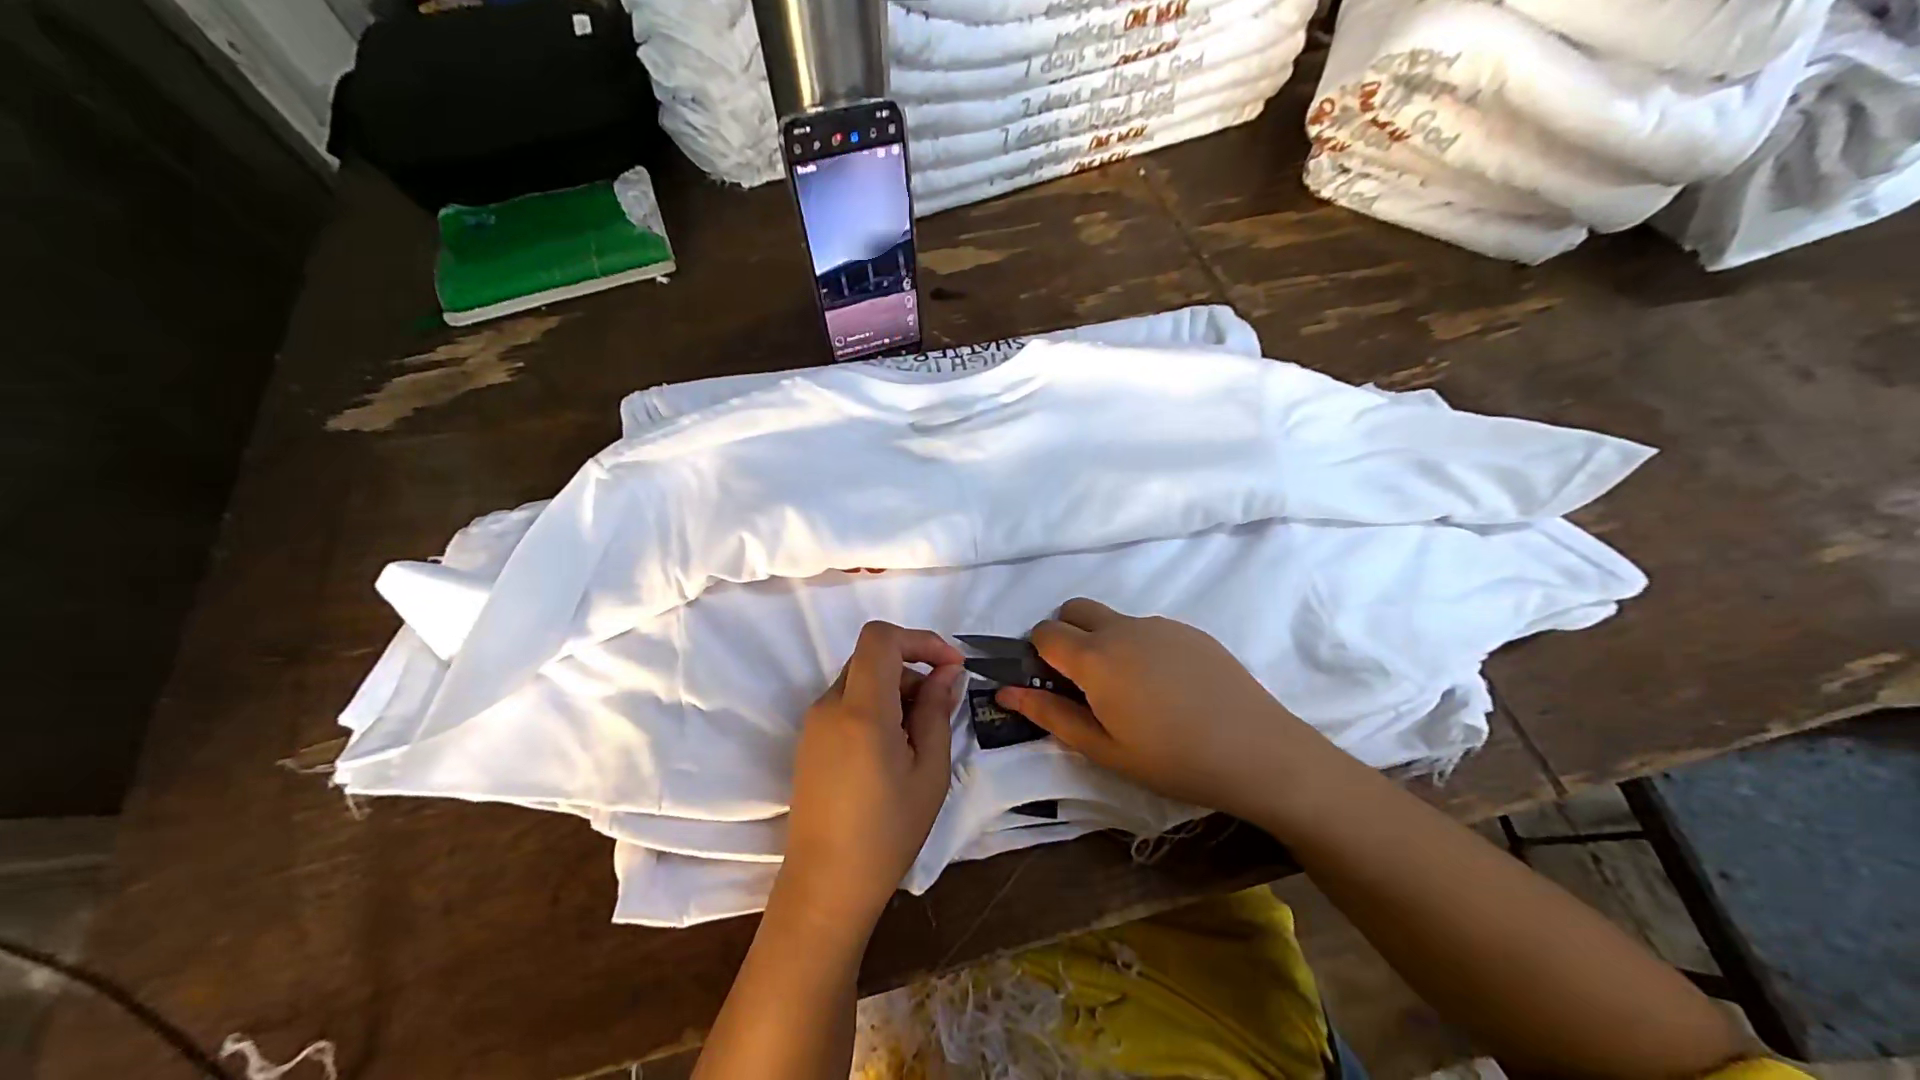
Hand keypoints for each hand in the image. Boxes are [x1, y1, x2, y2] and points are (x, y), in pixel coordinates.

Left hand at [780, 622, 965, 928]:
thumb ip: (937, 712)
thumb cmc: (888, 832)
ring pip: (860, 679)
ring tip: (919, 737)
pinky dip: (875, 706)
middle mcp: (829, 706)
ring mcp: (814, 724)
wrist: (827, 885)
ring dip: (895, 689)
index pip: (881, 638)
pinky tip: (893, 748)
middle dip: (912, 667)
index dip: (920, 639)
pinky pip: (846, 703)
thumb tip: (947, 672)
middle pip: (872, 657)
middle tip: (941, 706)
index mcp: (861, 710)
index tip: (951, 665)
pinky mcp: (809, 741)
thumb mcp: (929, 771)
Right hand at [996, 598, 1338, 823]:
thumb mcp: (1103, 748)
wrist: (1259, 751)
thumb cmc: (1172, 759)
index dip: (1037, 654)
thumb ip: (1050, 715)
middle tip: (1082, 683)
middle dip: (1065, 636)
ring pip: (1111, 619)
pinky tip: (1166, 689)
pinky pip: (1146, 628)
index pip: (1044, 631)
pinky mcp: (1190, 631)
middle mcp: (1123, 628)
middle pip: (1073, 610)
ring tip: (1131, 693)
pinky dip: (1138, 647)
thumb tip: (1005, 692)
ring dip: (1102, 642)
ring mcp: (1160, 625)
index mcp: (1095, 657)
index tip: (1050, 685)